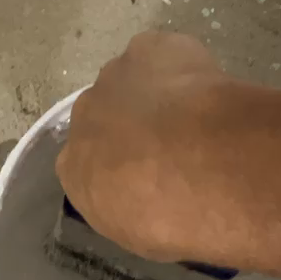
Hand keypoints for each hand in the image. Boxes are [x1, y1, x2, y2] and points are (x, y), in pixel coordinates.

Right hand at [56, 32, 235, 262]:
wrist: (200, 166)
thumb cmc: (170, 218)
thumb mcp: (141, 232)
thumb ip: (132, 206)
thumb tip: (148, 196)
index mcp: (74, 168)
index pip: (86, 162)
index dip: (119, 164)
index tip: (147, 174)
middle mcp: (85, 115)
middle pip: (106, 113)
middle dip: (134, 123)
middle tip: (175, 144)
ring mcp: (115, 75)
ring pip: (133, 79)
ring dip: (157, 92)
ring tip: (196, 114)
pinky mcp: (150, 47)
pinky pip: (163, 53)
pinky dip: (181, 64)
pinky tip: (206, 85)